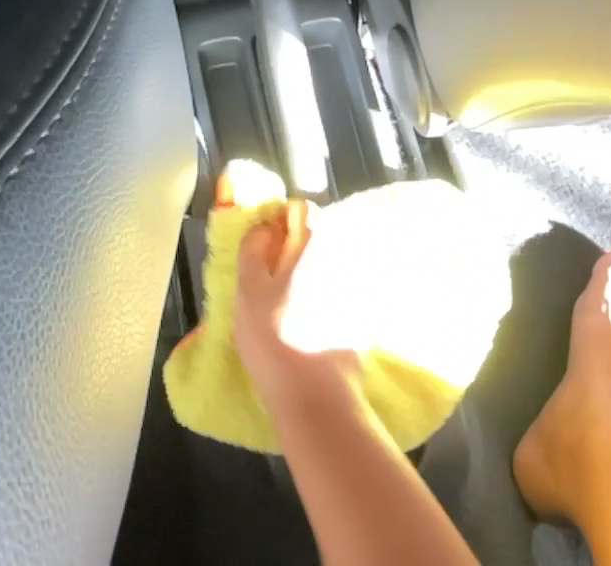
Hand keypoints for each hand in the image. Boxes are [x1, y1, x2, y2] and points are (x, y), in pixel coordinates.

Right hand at [231, 194, 362, 408]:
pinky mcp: (362, 321)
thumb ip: (254, 251)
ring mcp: (358, 292)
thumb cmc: (275, 338)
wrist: (317, 400)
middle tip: (269, 278)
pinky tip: (305, 328)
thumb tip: (264, 228)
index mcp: (320, 246)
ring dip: (309, 277)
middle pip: (318, 240)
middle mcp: (346, 261)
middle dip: (296, 251)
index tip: (264, 245)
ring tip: (284, 306)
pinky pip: (337, 298)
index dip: (281, 222)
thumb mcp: (248, 291)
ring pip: (328, 270)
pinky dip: (322, 303)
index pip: (303, 211)